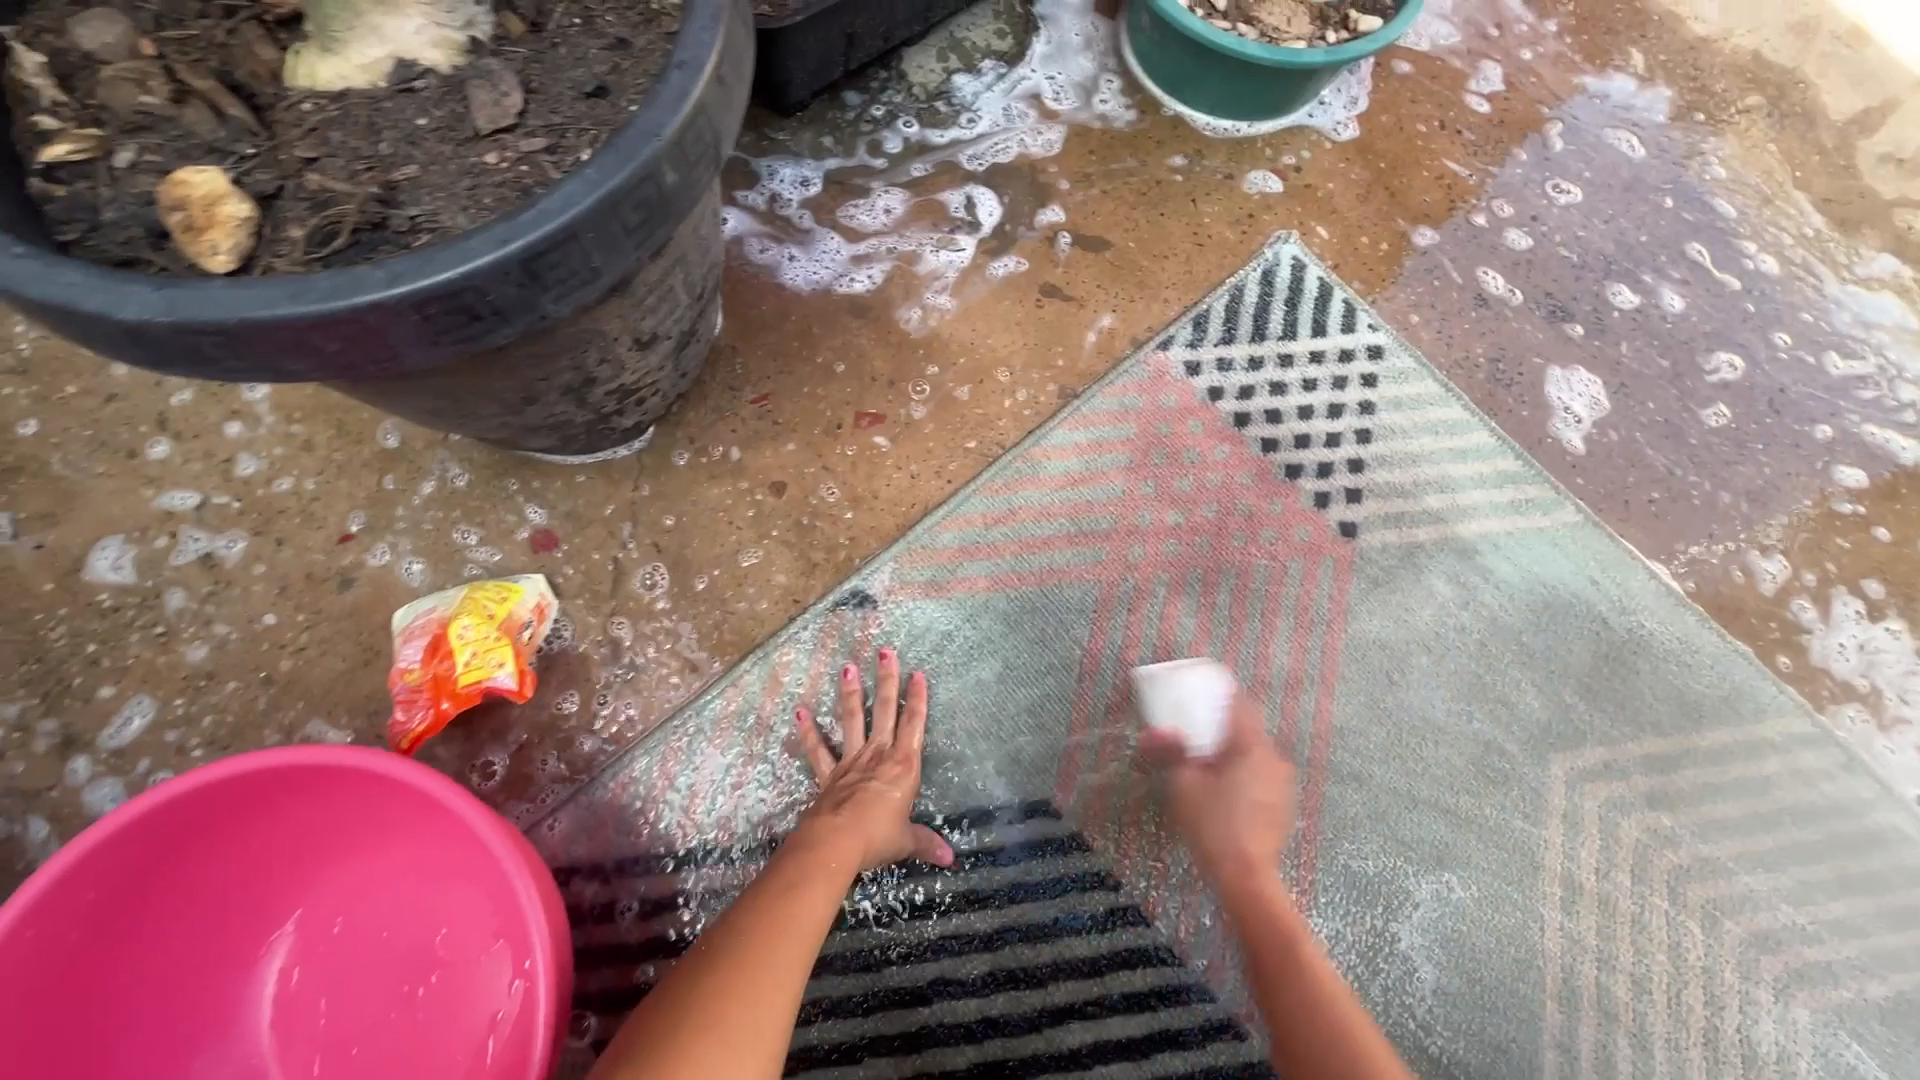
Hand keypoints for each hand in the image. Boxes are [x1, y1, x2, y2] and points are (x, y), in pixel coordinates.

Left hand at [792, 648, 953, 871]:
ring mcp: (851, 762)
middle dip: (887, 680)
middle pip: (884, 710)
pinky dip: (808, 733)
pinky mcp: (828, 775)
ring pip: (852, 720)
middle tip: (885, 652)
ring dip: (850, 693)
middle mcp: (878, 755)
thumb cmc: (878, 837)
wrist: (836, 843)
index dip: (917, 699)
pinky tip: (800, 713)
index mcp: (904, 765)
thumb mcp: (907, 841)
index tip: (918, 674)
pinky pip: (818, 751)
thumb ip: (926, 843)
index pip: (914, 724)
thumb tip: (949, 858)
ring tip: (847, 667)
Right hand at [1139, 689, 1294, 893]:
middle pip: (1248, 730)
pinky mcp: (1283, 806)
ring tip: (1207, 769)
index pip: (1241, 704)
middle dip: (1222, 730)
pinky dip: (1243, 776)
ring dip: (1233, 755)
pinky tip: (1224, 795)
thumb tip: (1156, 732)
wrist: (1245, 877)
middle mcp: (1274, 758)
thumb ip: (1173, 751)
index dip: (1221, 694)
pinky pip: (1261, 777)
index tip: (1202, 695)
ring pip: (1255, 756)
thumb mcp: (1184, 784)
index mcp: (1251, 746)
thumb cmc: (1212, 824)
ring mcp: (1283, 784)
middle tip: (1195, 737)